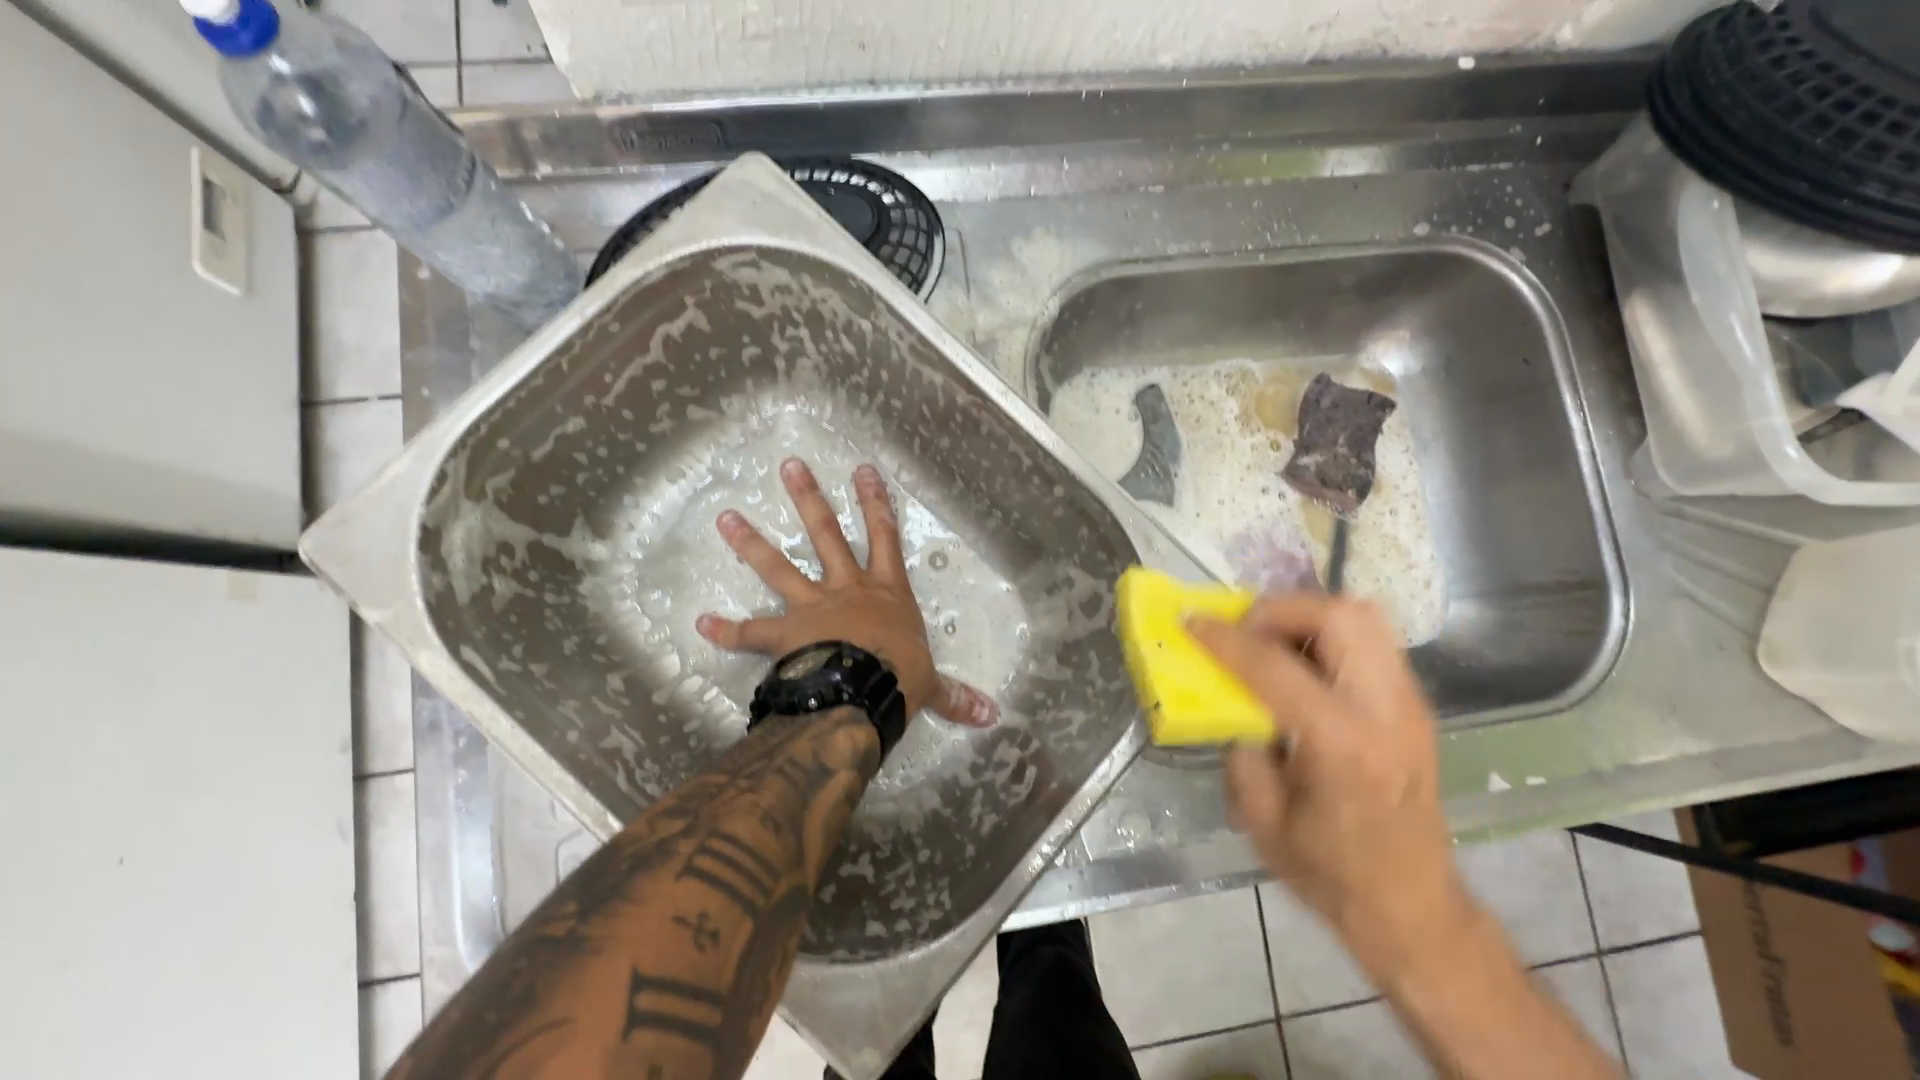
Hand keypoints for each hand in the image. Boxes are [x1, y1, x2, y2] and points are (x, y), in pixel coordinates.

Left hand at [695, 458, 996, 727]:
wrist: (861, 694)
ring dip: (751, 543)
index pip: (884, 538)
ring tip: (726, 517)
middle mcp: (846, 590)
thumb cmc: (898, 680)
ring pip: (778, 568)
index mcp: (886, 594)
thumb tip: (991, 715)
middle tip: (789, 467)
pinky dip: (727, 629)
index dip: (875, 503)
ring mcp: (811, 608)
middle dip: (809, 499)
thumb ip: (955, 696)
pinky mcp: (783, 636)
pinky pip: (750, 632)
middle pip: (826, 535)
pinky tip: (701, 623)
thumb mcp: (930, 685)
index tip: (862, 469)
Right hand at [1188, 594, 1467, 976]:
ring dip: (1308, 617)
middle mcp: (1386, 711)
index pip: (1276, 666)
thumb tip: (1235, 702)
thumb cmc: (1331, 872)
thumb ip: (1242, 749)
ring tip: (1273, 645)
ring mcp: (1410, 704)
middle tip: (1244, 634)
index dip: (1225, 638)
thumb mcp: (1261, 818)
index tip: (1191, 621)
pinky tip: (1303, 670)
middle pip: (1340, 615)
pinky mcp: (1415, 705)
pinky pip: (1371, 642)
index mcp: (1343, 745)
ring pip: (1364, 617)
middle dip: (1280, 610)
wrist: (1411, 905)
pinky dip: (1329, 637)